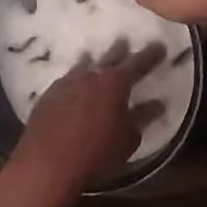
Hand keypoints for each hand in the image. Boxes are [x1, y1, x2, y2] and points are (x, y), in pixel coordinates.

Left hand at [12, 40, 168, 187]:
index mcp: (114, 84)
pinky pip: (66, 80)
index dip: (151, 55)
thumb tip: (156, 105)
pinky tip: (73, 84)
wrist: (47, 164)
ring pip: (83, 66)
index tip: (160, 46)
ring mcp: (65, 84)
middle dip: (120, 51)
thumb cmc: (97, 153)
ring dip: (92, 61)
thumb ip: (141, 119)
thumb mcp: (128, 139)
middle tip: (125, 42)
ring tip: (94, 57)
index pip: (138, 64)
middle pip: (108, 58)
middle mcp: (89, 76)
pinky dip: (75, 79)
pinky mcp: (47, 96)